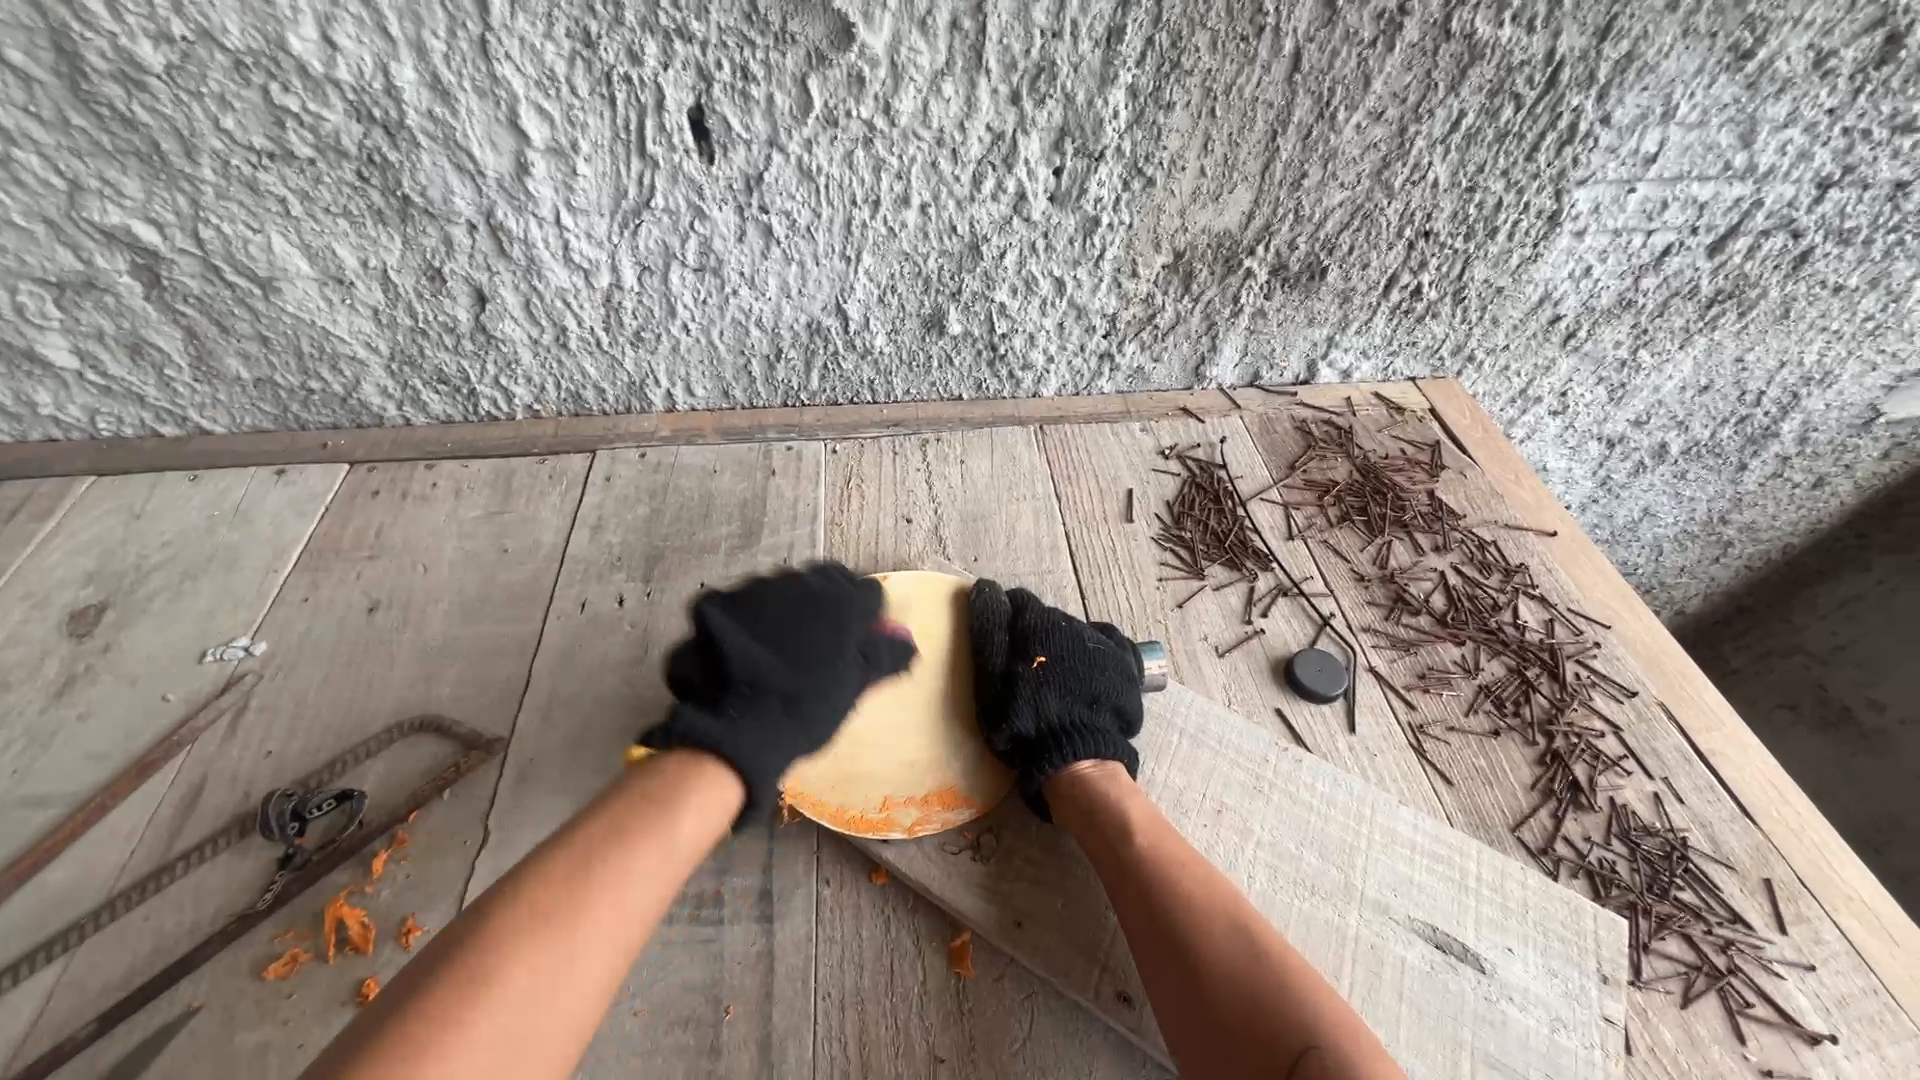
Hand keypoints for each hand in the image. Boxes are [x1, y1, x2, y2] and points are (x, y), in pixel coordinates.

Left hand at [638, 562, 916, 826]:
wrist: (737, 729)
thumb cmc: (807, 710)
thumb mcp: (853, 687)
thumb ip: (883, 657)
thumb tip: (909, 644)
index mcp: (841, 601)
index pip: (868, 592)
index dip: (866, 615)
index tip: (859, 638)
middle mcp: (801, 582)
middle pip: (824, 581)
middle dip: (826, 604)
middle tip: (819, 642)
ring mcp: (756, 587)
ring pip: (782, 587)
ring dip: (785, 607)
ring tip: (777, 646)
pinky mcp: (718, 600)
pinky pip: (741, 602)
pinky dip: (745, 618)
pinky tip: (741, 647)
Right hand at [967, 579, 1143, 819]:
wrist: (1078, 754)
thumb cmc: (1024, 720)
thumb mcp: (991, 679)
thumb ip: (989, 631)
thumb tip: (985, 588)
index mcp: (1035, 621)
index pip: (1018, 601)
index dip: (1007, 618)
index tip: (1003, 643)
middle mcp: (1070, 622)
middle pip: (1047, 620)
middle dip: (1037, 636)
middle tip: (1029, 670)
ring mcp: (1101, 642)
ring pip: (1075, 634)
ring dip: (1065, 648)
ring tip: (1060, 682)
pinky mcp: (1124, 662)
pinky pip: (1107, 647)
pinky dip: (1097, 656)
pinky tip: (1090, 677)